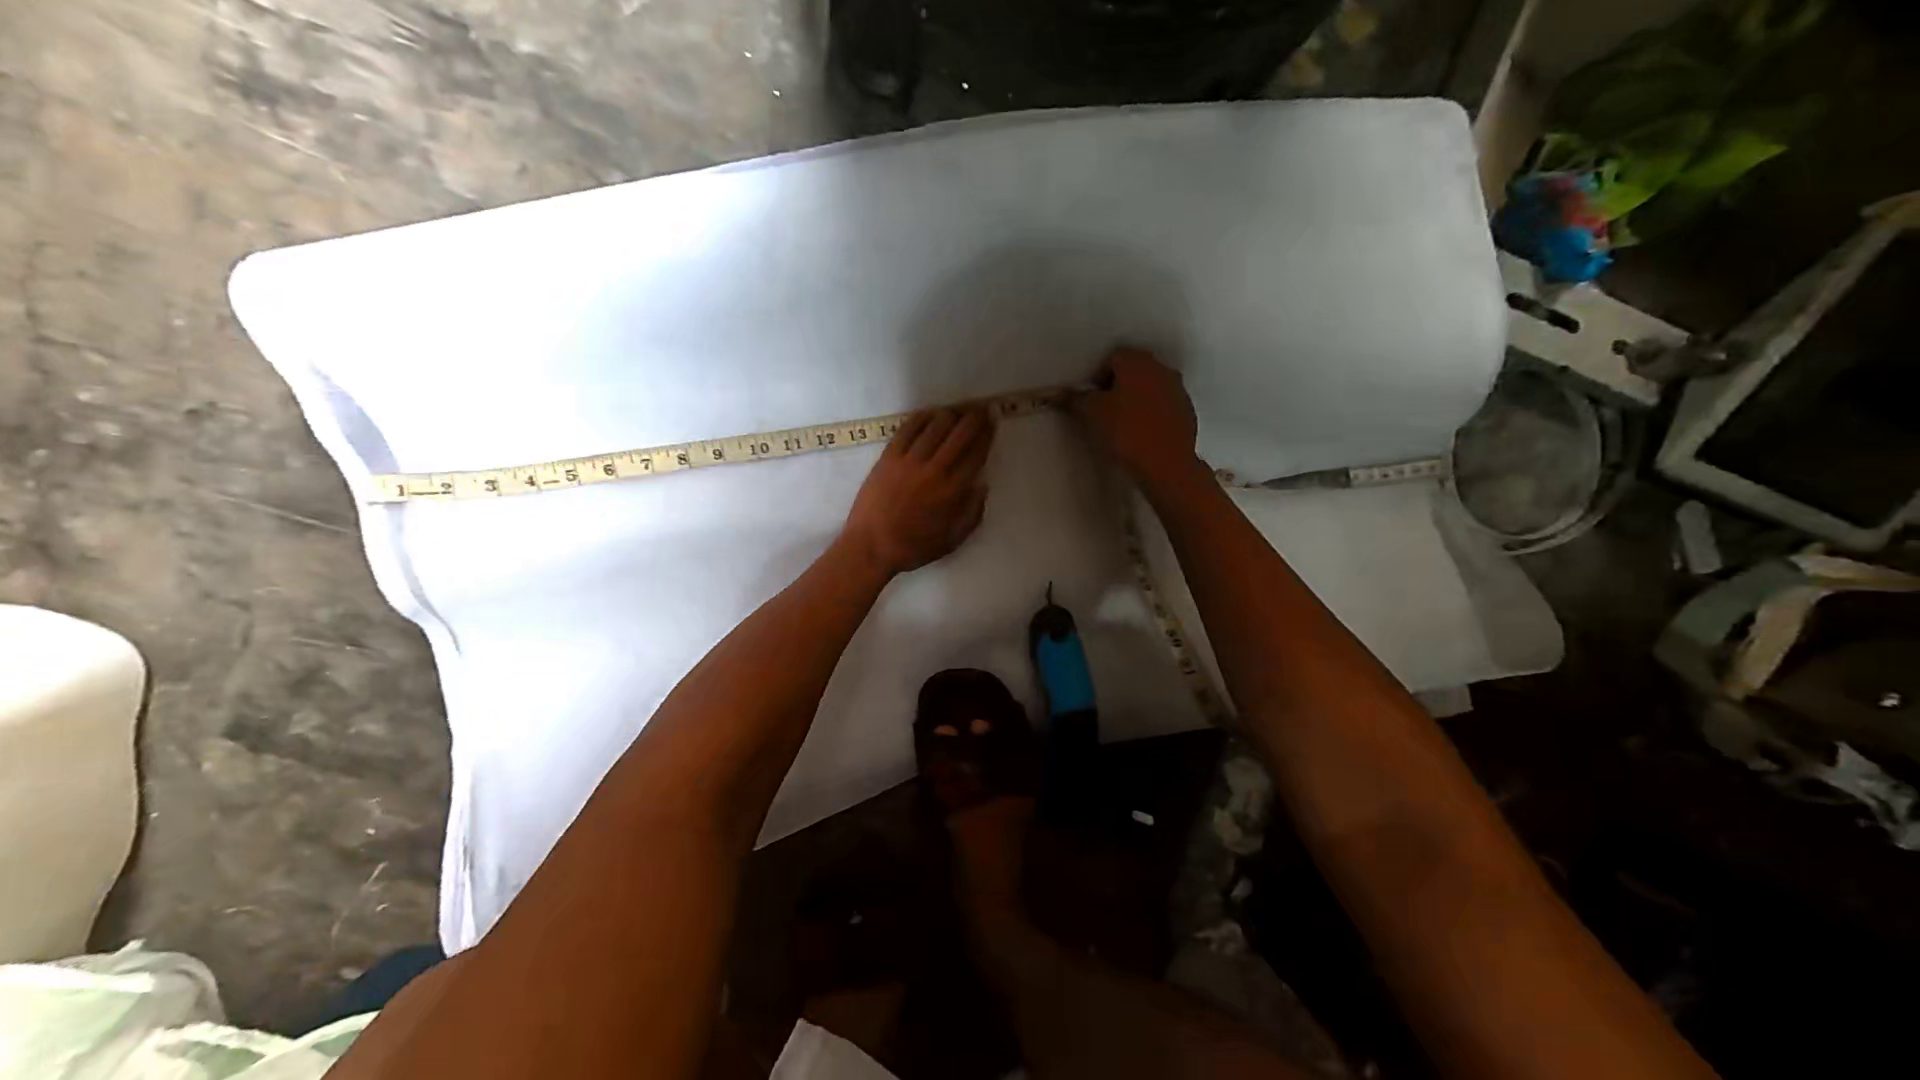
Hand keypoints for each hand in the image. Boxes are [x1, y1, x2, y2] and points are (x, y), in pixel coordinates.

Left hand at [841, 407, 993, 575]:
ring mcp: (910, 461)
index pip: (977, 454)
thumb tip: (983, 485)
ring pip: (935, 427)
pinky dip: (922, 418)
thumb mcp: (952, 540)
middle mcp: (935, 470)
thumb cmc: (913, 547)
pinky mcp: (889, 457)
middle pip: (960, 435)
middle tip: (980, 410)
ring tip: (957, 412)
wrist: (871, 546)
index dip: (987, 436)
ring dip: (951, 415)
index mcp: (953, 491)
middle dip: (974, 419)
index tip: (993, 424)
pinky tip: (929, 414)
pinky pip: (908, 429)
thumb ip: (972, 514)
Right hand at [1071, 347, 1203, 491]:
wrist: (1165, 464)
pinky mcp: (1187, 412)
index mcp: (1137, 363)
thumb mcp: (1091, 414)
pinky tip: (1141, 433)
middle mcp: (1161, 369)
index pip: (1113, 357)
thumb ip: (1074, 399)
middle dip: (1118, 384)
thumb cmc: (1126, 433)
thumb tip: (1056, 393)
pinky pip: (1164, 404)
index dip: (1098, 375)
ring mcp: (1178, 390)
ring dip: (1136, 398)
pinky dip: (1152, 412)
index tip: (1091, 396)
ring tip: (1122, 422)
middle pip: (1135, 369)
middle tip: (1104, 407)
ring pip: (1151, 386)